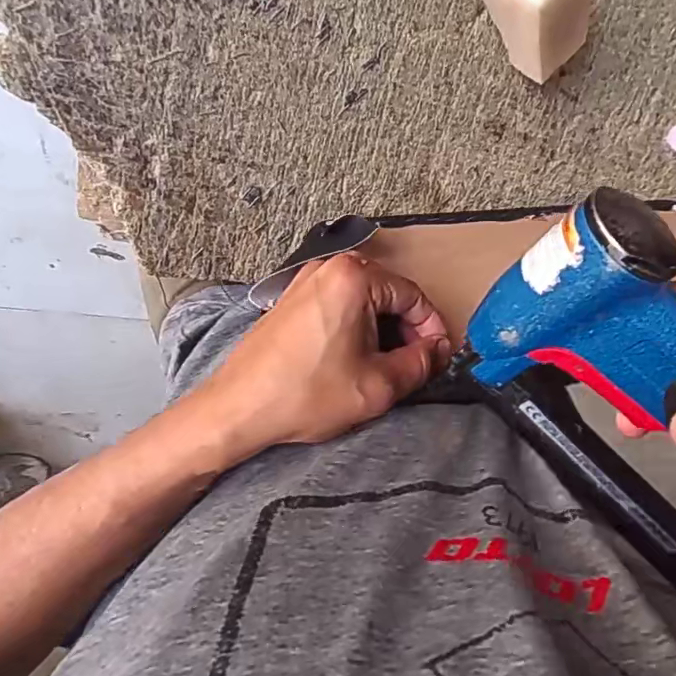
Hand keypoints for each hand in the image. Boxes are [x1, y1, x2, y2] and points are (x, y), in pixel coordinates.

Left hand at [183, 254, 451, 462]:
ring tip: (384, 368)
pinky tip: (354, 360)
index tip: (438, 357)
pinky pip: (339, 304)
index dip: (432, 330)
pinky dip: (355, 327)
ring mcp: (306, 280)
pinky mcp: (292, 298)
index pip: (413, 296)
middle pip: (389, 294)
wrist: (237, 407)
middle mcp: (329, 268)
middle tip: (415, 366)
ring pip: (364, 300)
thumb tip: (437, 351)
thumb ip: (420, 363)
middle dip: (406, 331)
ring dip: (381, 330)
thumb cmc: (301, 394)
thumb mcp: (377, 385)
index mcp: (354, 277)